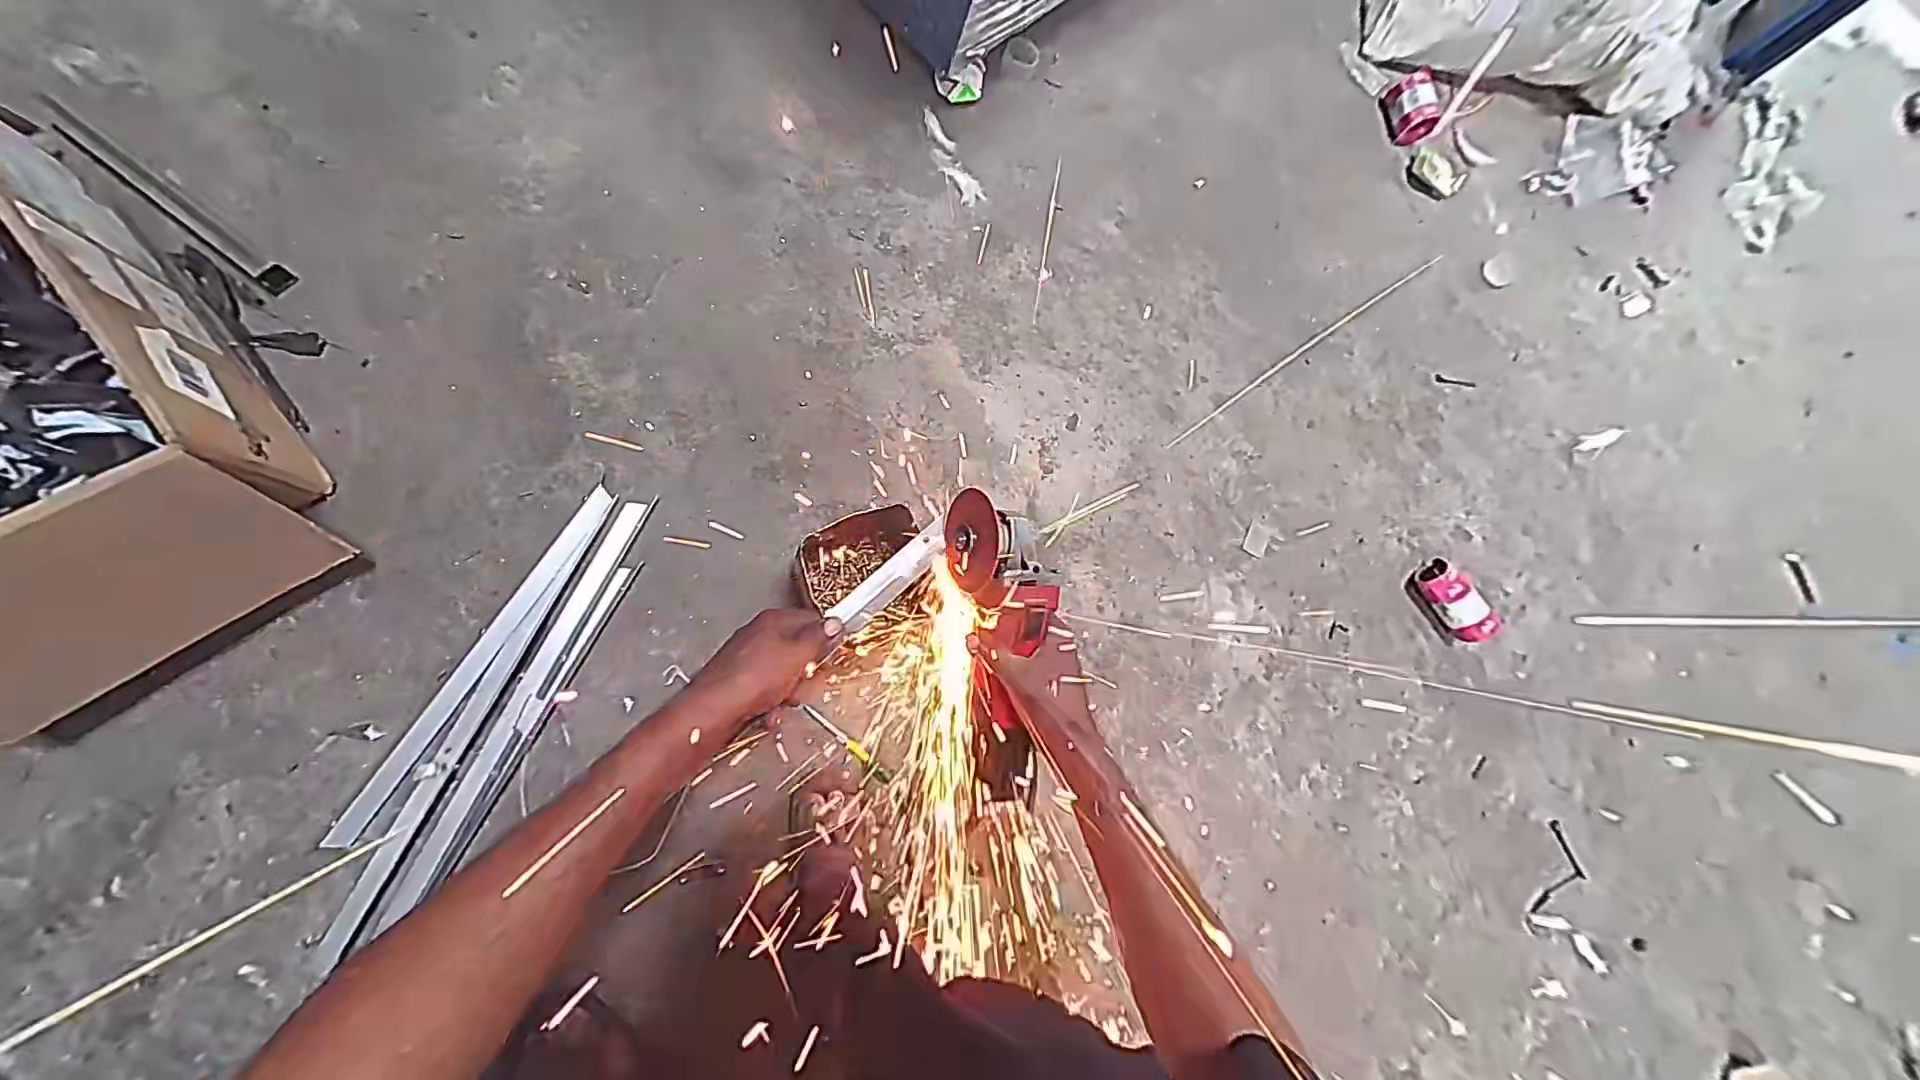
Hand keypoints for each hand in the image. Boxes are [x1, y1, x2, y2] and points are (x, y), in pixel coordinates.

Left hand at [686, 609, 839, 720]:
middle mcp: (762, 636)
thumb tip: (835, 623)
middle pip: (801, 652)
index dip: (825, 641)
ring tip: (782, 700)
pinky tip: (768, 711)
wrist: (713, 711)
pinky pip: (770, 692)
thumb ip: (819, 638)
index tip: (829, 657)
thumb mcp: (798, 655)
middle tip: (802, 682)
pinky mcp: (742, 684)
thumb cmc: (755, 678)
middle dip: (807, 673)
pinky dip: (773, 704)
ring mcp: (751, 660)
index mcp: (775, 621)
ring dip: (792, 693)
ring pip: (788, 676)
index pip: (813, 622)